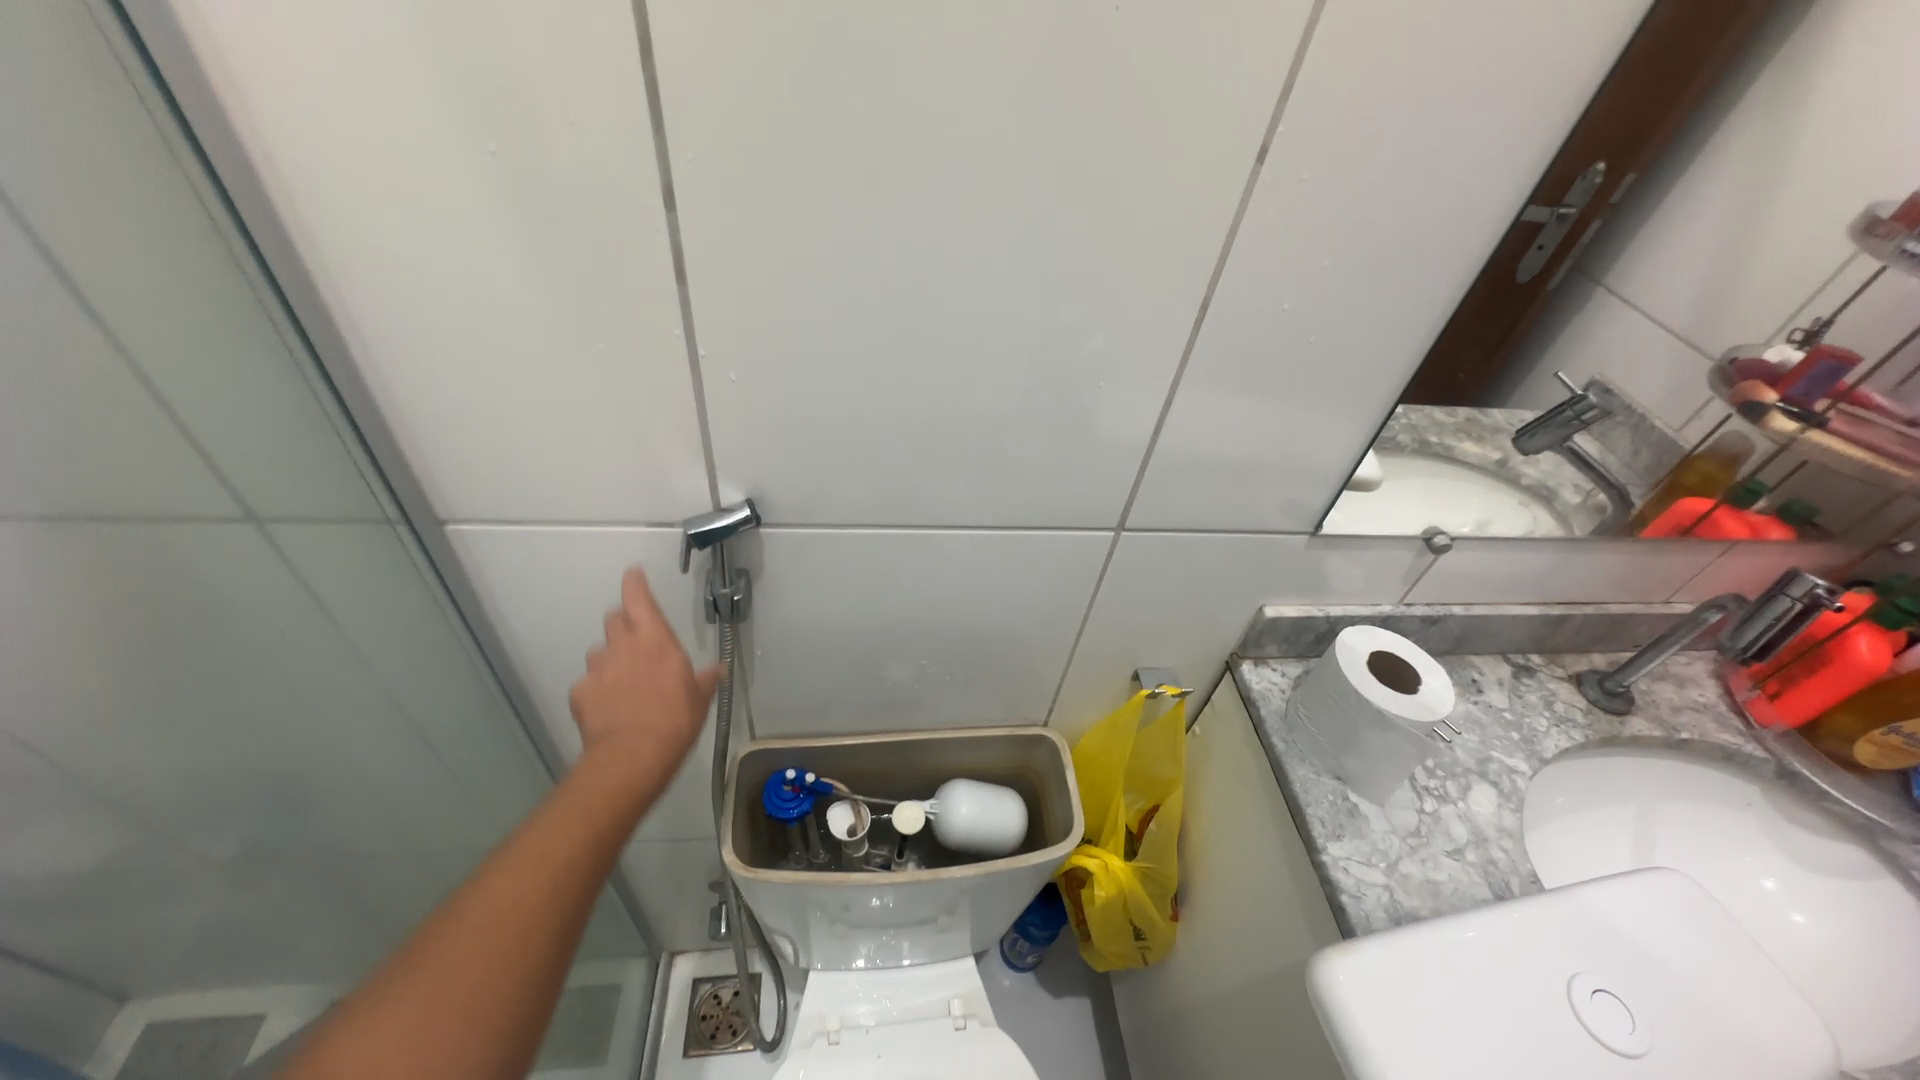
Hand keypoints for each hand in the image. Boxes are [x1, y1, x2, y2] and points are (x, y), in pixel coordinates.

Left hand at [569, 568, 721, 800]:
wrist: (633, 755)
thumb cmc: (676, 720)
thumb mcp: (700, 699)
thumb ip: (705, 680)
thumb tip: (717, 670)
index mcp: (655, 640)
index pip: (638, 598)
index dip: (634, 583)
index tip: (633, 574)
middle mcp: (623, 646)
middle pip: (614, 620)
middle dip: (623, 624)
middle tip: (635, 641)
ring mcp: (597, 669)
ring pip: (599, 651)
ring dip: (610, 659)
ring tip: (622, 681)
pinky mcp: (580, 692)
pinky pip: (588, 683)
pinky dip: (596, 690)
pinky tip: (608, 708)